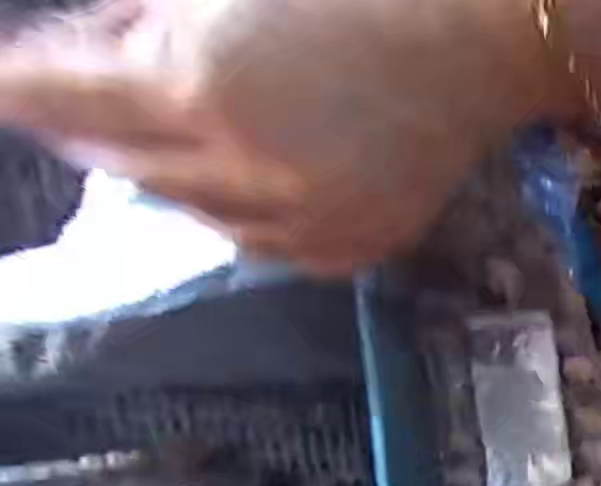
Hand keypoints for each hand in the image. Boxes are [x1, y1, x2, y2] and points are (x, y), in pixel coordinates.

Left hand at [0, 0, 571, 273]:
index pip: (53, 102)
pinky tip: (254, 203)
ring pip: (214, 225)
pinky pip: (291, 256)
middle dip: (102, 139)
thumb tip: (66, 67)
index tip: (13, 90)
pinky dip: (259, 231)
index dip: (18, 89)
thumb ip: (123, 30)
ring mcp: (326, 220)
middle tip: (99, 119)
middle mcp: (262, 175)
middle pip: (133, 173)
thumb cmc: (341, 5)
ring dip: (182, 191)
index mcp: (202, 92)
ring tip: (187, 162)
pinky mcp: (374, 242)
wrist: (465, 60)